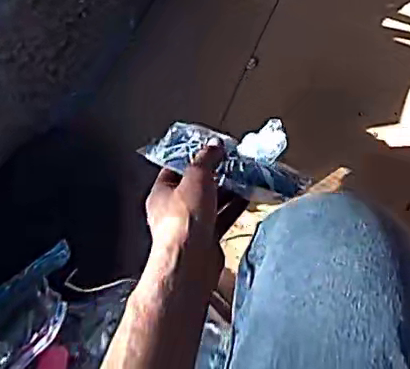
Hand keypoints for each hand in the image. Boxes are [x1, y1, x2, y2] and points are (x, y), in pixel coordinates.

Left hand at [106, 144, 226, 368]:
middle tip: (232, 161)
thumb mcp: (196, 176)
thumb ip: (206, 158)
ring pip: (211, 201)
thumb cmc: (184, 219)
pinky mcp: (207, 239)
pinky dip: (234, 206)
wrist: (192, 263)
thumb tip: (214, 146)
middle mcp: (173, 210)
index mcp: (161, 193)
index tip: (212, 148)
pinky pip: (222, 217)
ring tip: (243, 175)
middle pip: (196, 184)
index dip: (194, 156)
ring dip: (228, 189)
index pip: (176, 167)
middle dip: (215, 173)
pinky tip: (247, 195)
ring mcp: (191, 226)